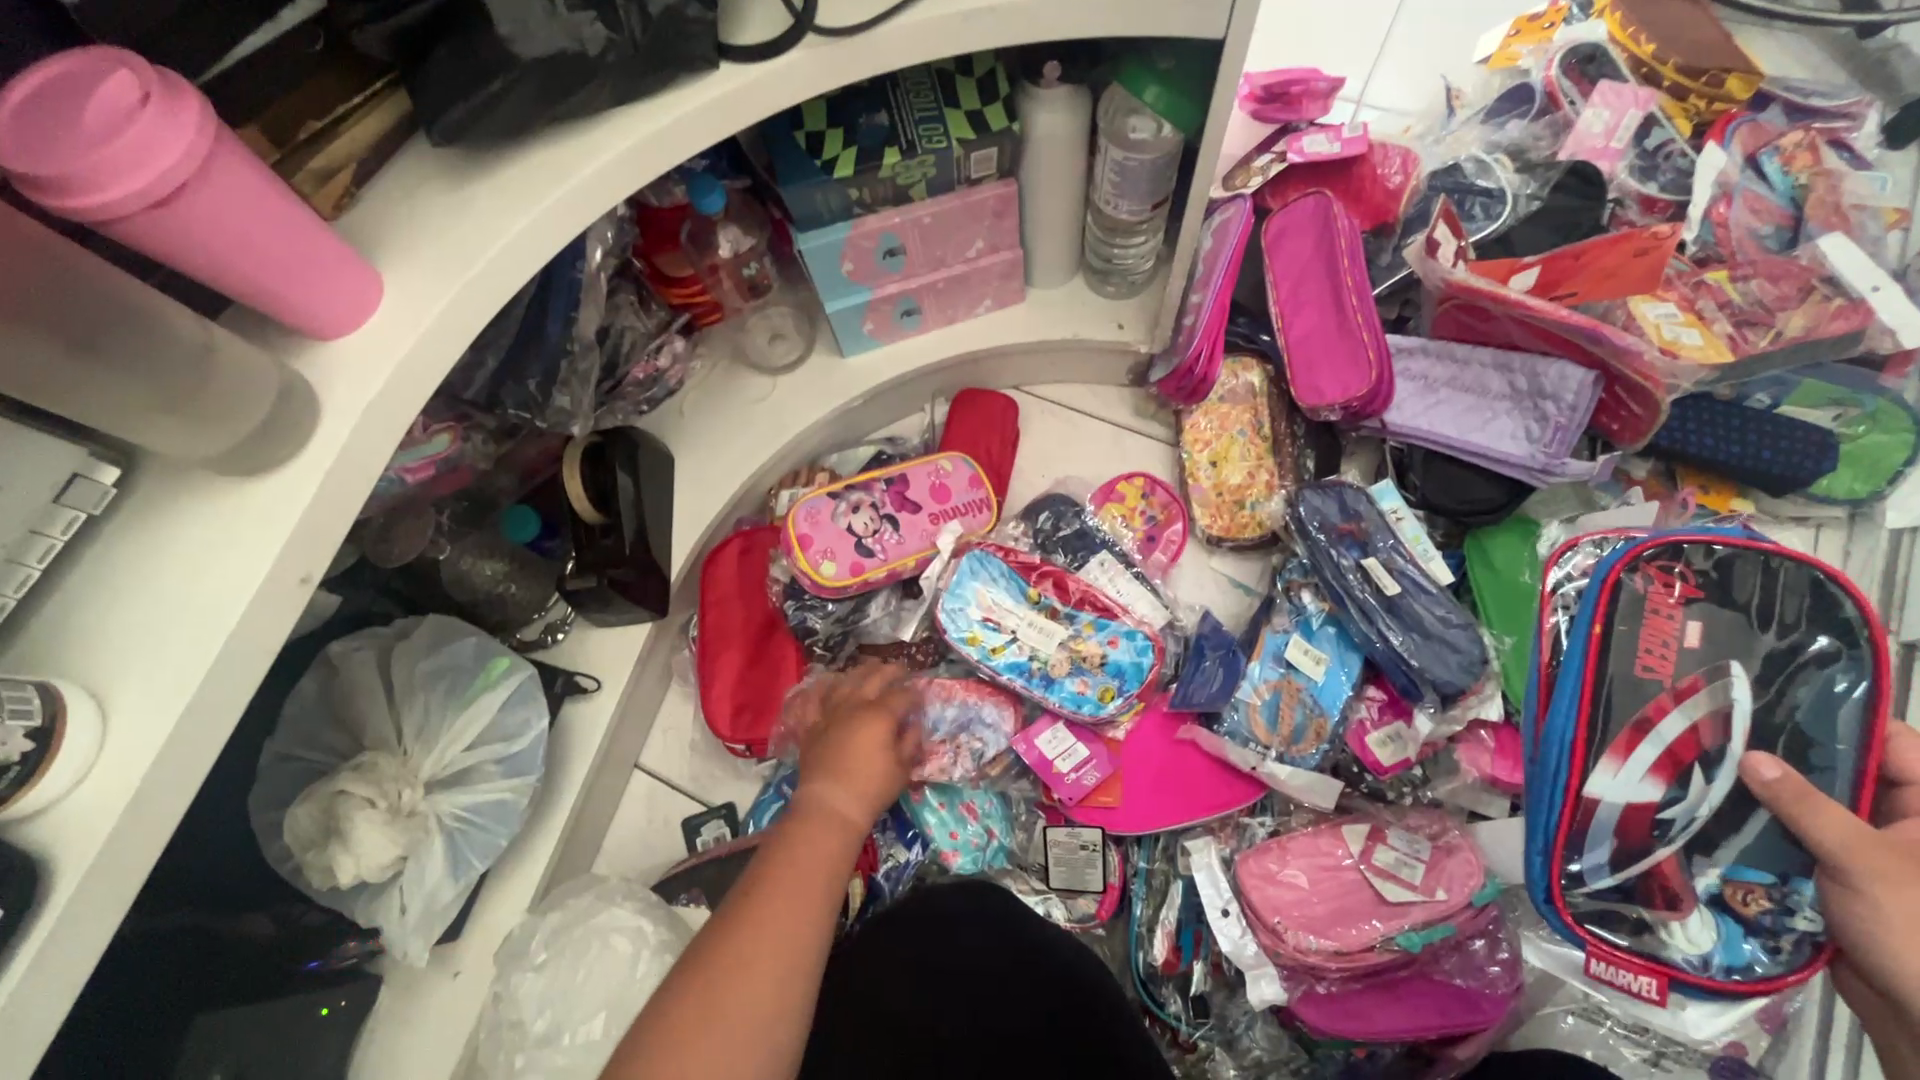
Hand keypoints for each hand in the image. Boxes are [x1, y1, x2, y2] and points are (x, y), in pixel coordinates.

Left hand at [786, 663, 921, 834]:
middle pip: (875, 678)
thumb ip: (910, 742)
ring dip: (860, 671)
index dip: (915, 694)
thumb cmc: (872, 788)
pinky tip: (826, 681)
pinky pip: (814, 699)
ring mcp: (830, 712)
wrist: (829, 805)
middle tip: (901, 669)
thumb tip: (914, 725)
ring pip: (845, 682)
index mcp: (881, 715)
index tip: (921, 697)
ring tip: (870, 666)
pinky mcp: (812, 725)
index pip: (902, 695)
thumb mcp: (902, 768)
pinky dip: (821, 688)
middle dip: (891, 671)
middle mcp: (855, 705)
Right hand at [1738, 722, 1919, 1062]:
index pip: (1892, 743)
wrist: (1918, 1012)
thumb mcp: (1860, 858)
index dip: (1839, 718)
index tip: (1775, 697)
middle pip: (1841, 773)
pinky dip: (1758, 830)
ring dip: (1764, 795)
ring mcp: (1864, 851)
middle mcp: (1901, 823)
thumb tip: (1750, 754)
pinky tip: (1713, 812)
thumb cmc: (1912, 925)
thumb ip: (1804, 805)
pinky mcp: (1830, 876)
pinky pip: (1791, 841)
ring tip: (1704, 764)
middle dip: (1784, 756)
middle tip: (1721, 727)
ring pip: (1808, 807)